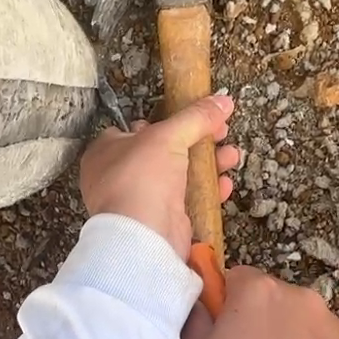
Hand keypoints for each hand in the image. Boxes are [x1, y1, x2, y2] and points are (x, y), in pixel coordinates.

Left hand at [78, 95, 239, 258]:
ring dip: (207, 166)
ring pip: (178, 177)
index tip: (194, 116)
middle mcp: (119, 177)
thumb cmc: (140, 180)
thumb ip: (196, 117)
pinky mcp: (160, 221)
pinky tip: (224, 185)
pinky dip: (206, 192)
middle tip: (220, 132)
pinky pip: (186, 201)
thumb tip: (222, 101)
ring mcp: (140, 201)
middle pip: (164, 152)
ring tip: (231, 156)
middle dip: (197, 142)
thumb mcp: (168, 136)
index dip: (166, 122)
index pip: (136, 129)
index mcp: (107, 151)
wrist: (143, 237)